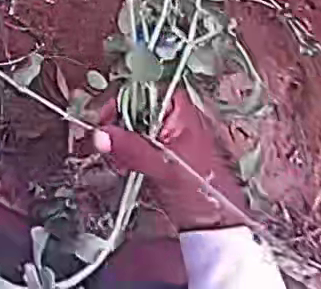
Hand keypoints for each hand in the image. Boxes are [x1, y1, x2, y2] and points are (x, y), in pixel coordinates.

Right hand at [92, 92, 249, 231]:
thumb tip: (103, 134)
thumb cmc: (206, 195)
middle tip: (111, 139)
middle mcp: (176, 119)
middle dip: (120, 126)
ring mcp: (170, 138)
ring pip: (135, 127)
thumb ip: (131, 149)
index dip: (122, 102)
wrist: (217, 230)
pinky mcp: (164, 155)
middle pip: (136, 109)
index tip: (107, 117)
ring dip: (122, 142)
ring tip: (120, 158)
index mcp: (181, 111)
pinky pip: (139, 144)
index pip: (144, 90)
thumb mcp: (163, 167)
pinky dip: (129, 153)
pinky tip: (127, 166)